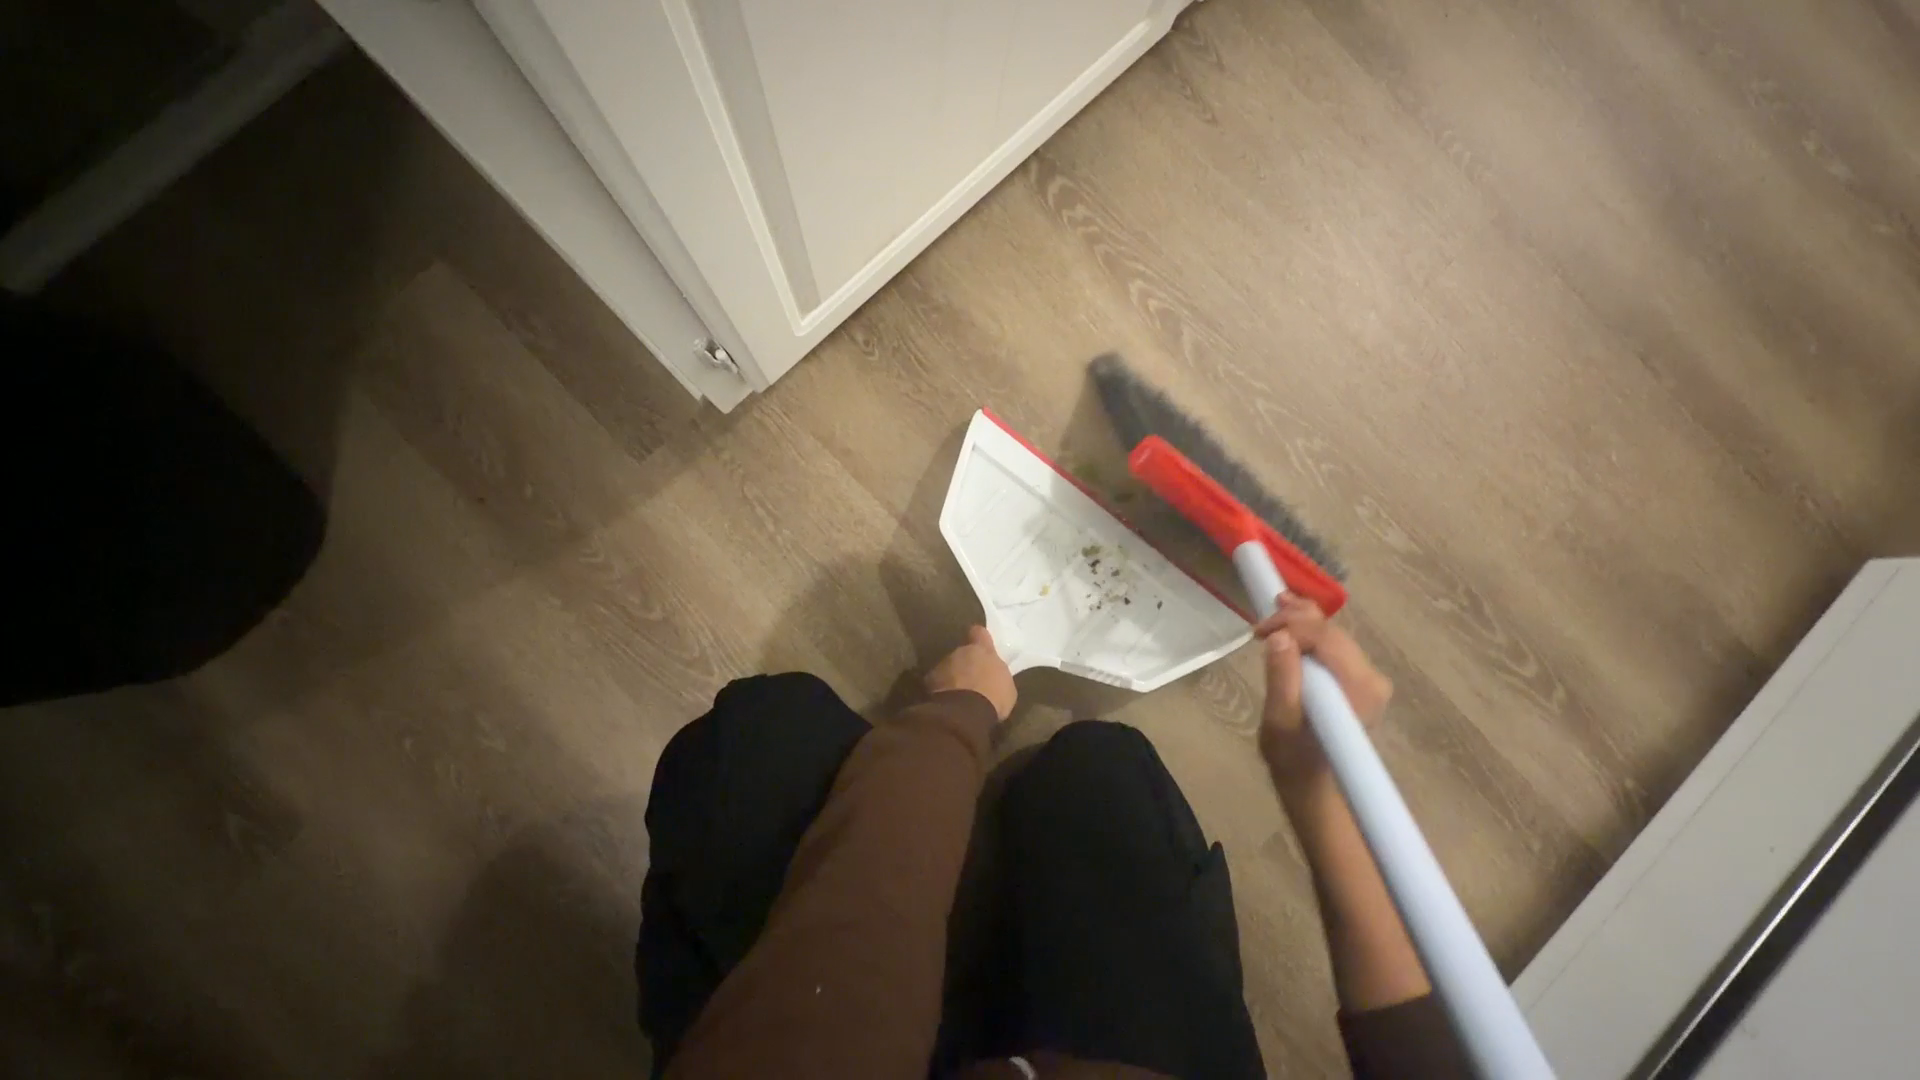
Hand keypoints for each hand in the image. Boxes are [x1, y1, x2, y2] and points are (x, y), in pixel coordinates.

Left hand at [924, 625, 1016, 720]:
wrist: (965, 714)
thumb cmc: (993, 697)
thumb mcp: (1006, 686)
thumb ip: (997, 674)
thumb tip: (992, 673)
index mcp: (982, 650)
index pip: (979, 632)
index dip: (980, 638)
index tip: (982, 646)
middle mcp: (960, 652)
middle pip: (962, 653)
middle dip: (966, 663)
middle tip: (973, 680)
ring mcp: (942, 665)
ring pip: (948, 667)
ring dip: (952, 677)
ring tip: (959, 695)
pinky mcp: (929, 681)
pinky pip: (936, 682)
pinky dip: (941, 689)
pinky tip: (947, 702)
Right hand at [1254, 595, 1392, 785]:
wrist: (1312, 781)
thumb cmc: (1292, 755)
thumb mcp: (1279, 720)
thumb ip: (1282, 678)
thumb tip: (1280, 636)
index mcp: (1358, 688)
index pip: (1325, 636)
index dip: (1290, 623)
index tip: (1258, 631)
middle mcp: (1373, 678)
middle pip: (1332, 632)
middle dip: (1296, 618)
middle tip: (1263, 618)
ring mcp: (1370, 679)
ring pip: (1334, 635)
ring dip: (1302, 622)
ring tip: (1275, 612)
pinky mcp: (1360, 680)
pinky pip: (1335, 646)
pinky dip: (1311, 634)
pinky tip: (1292, 626)